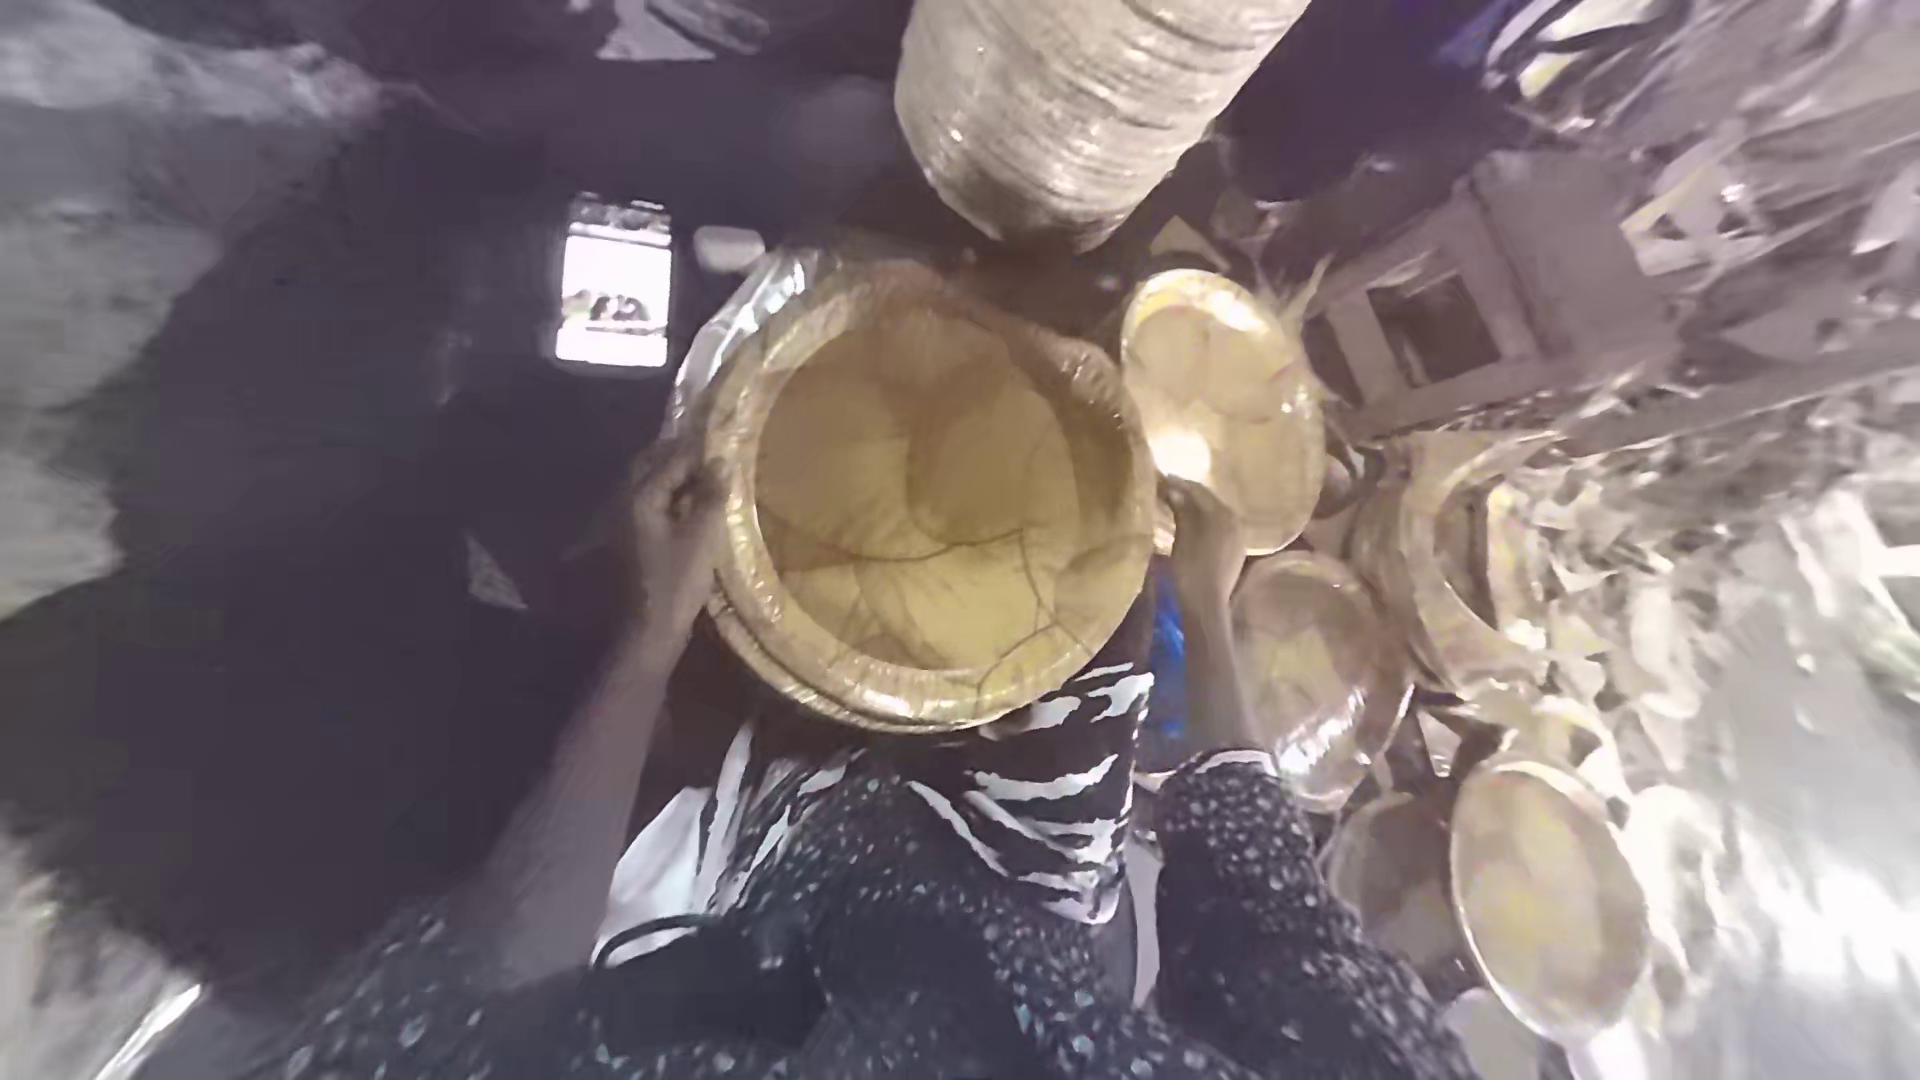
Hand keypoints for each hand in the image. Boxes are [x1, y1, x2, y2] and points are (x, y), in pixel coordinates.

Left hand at [628, 439, 727, 645]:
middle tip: (709, 448)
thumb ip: (711, 497)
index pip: (670, 459)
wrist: (649, 629)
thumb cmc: (677, 582)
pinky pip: (649, 502)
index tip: (721, 437)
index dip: (697, 448)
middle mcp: (624, 502)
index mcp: (641, 498)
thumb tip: (721, 463)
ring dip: (672, 472)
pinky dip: (669, 493)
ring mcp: (623, 521)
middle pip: (649, 465)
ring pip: (647, 483)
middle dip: (678, 454)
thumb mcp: (702, 537)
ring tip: (704, 470)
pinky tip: (688, 501)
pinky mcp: (630, 538)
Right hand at [1164, 477, 1245, 621]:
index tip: (1162, 478)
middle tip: (1167, 488)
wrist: (1207, 603)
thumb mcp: (1182, 538)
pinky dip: (1204, 519)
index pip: (1199, 491)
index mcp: (1222, 515)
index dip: (1179, 483)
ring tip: (1176, 503)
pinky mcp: (1236, 548)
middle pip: (1209, 500)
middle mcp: (1235, 520)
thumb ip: (1182, 511)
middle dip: (1189, 493)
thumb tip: (1174, 488)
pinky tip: (1192, 522)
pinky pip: (1219, 525)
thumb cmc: (1191, 570)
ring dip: (1196, 506)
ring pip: (1215, 512)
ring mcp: (1238, 535)